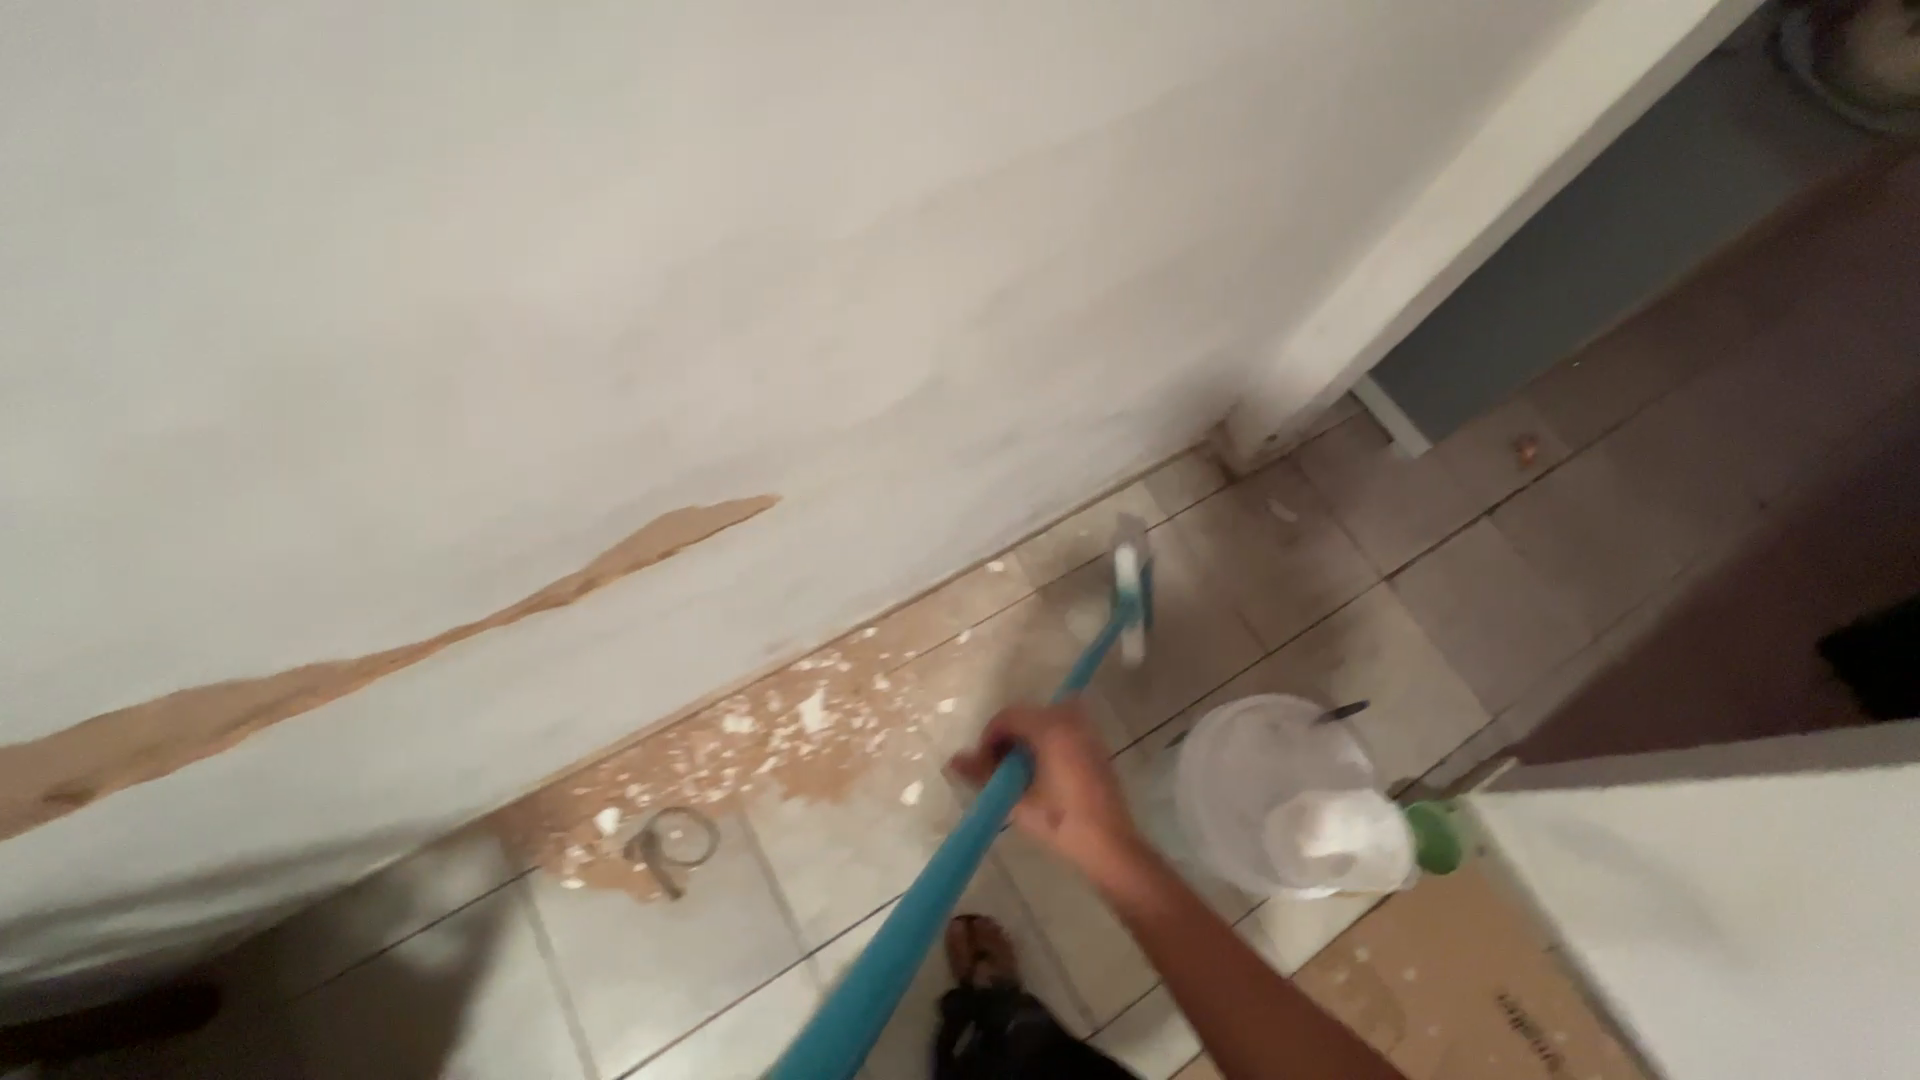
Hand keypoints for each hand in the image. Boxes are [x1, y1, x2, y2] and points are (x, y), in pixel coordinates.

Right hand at [948, 702, 1150, 883]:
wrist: (1109, 846)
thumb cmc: (1062, 824)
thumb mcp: (1017, 801)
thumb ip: (984, 775)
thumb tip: (952, 760)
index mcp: (1051, 730)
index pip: (1008, 717)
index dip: (989, 738)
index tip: (982, 766)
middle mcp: (1071, 722)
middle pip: (1027, 714)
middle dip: (1007, 737)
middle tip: (997, 769)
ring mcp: (1087, 732)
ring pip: (1046, 720)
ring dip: (1026, 737)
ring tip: (1017, 771)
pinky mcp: (1096, 747)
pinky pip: (1064, 729)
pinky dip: (1046, 740)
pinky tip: (1041, 773)